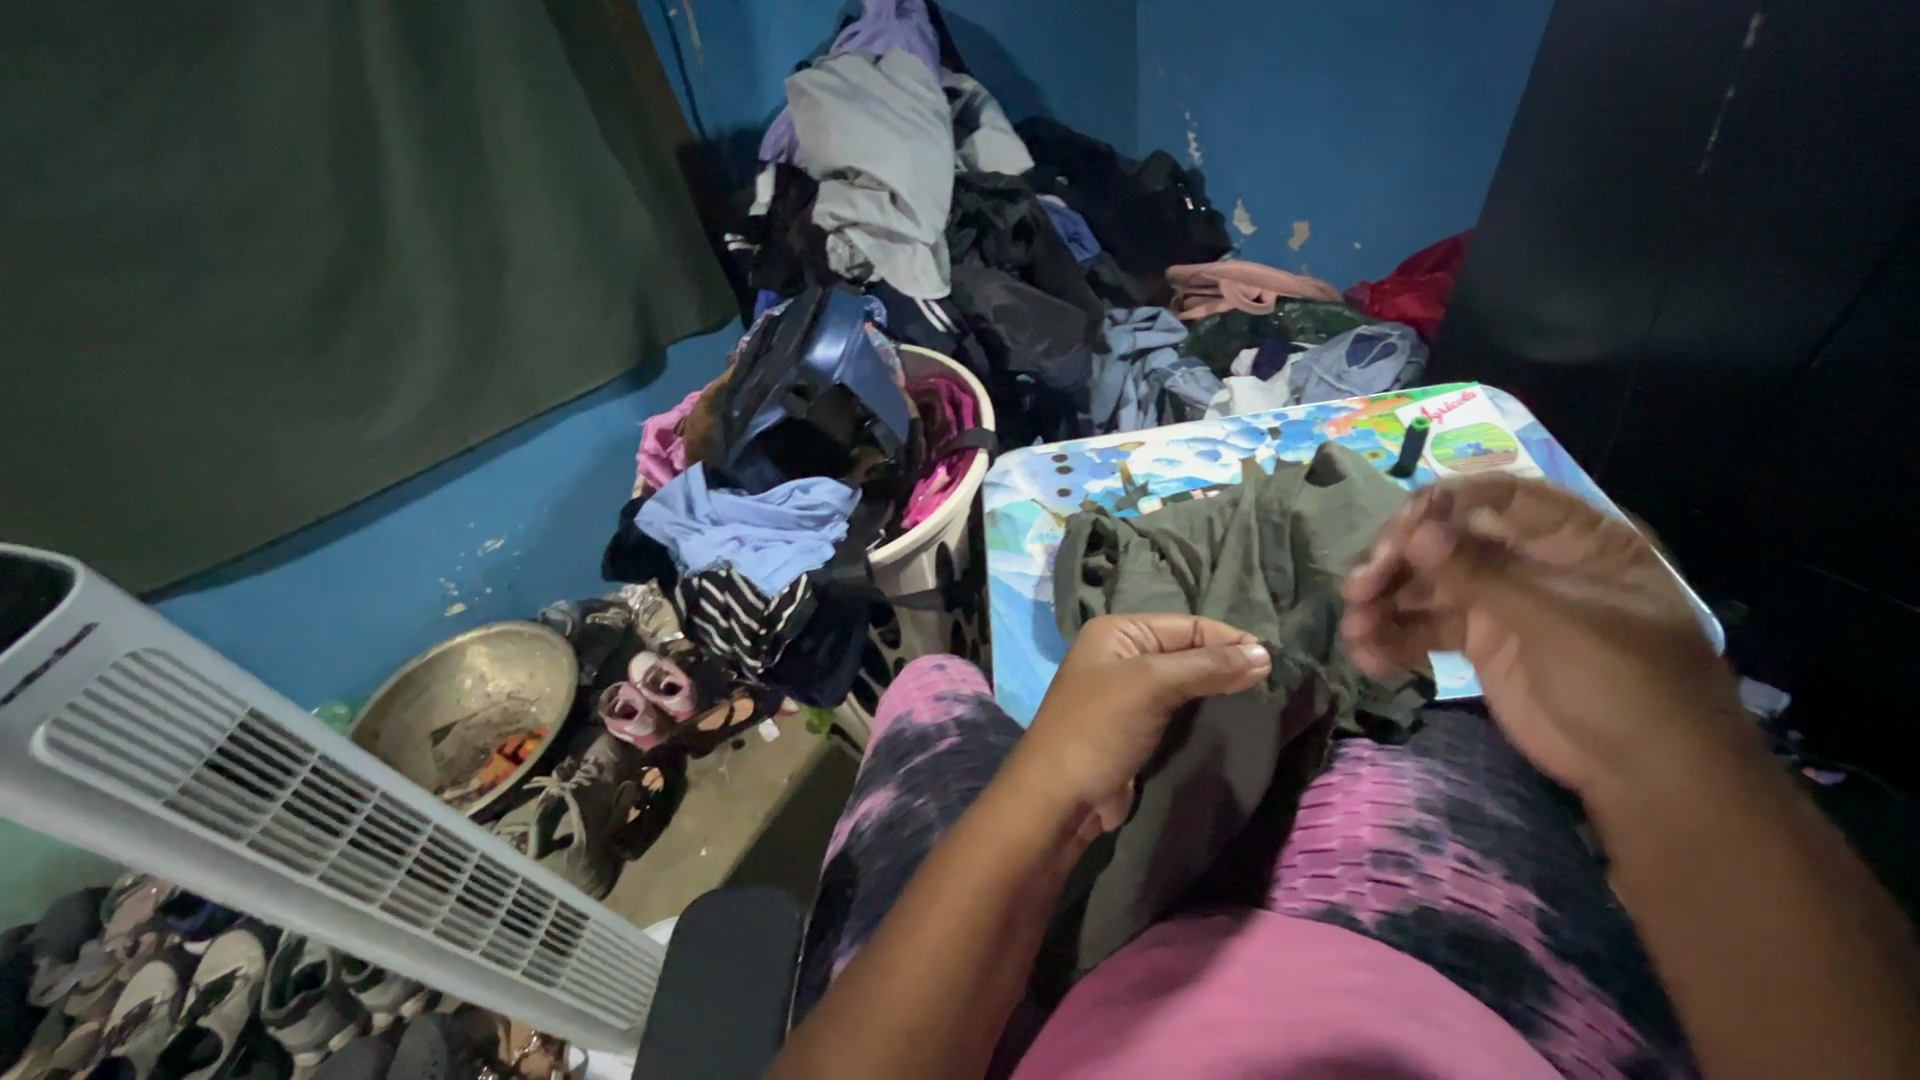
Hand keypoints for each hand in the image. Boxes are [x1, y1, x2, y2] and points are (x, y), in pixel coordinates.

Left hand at [1014, 614, 1271, 834]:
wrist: (1059, 797)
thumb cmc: (1100, 728)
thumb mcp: (1152, 685)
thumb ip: (1207, 666)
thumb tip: (1265, 655)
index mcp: (1116, 631)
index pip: (1185, 624)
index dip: (1228, 639)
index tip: (1272, 660)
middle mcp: (1119, 654)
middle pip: (1185, 649)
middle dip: (1224, 661)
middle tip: (1270, 678)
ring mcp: (1125, 691)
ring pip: (1183, 680)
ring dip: (1216, 686)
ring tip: (1257, 694)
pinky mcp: (1134, 725)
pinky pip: (1176, 707)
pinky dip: (1201, 708)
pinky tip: (1228, 715)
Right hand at [1340, 475, 1744, 798]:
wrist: (1648, 775)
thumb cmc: (1627, 683)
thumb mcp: (1557, 622)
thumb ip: (1481, 574)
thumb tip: (1414, 530)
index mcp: (1570, 539)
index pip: (1497, 498)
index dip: (1441, 508)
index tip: (1396, 535)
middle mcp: (1530, 561)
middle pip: (1447, 542)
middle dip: (1396, 564)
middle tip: (1358, 589)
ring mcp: (1502, 603)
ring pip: (1427, 586)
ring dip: (1384, 605)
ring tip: (1355, 631)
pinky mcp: (1479, 644)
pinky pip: (1425, 629)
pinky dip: (1393, 640)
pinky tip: (1368, 659)